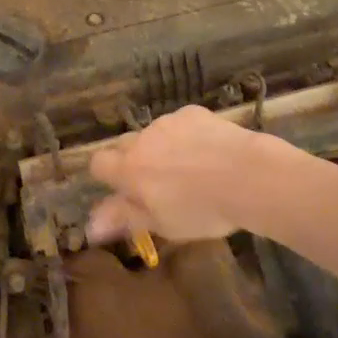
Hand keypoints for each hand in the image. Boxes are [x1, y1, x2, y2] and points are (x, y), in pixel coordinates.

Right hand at [85, 105, 281, 243]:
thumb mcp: (161, 224)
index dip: (107, 176)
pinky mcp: (193, 113)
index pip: (98, 163)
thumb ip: (124, 218)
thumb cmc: (201, 209)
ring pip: (154, 135)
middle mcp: (142, 139)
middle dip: (134, 162)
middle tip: (157, 185)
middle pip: (125, 146)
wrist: (247, 176)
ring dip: (162, 149)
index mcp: (129, 169)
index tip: (123, 192)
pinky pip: (180, 124)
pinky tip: (209, 153)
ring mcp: (168, 122)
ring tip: (190, 171)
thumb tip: (90, 225)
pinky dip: (187, 137)